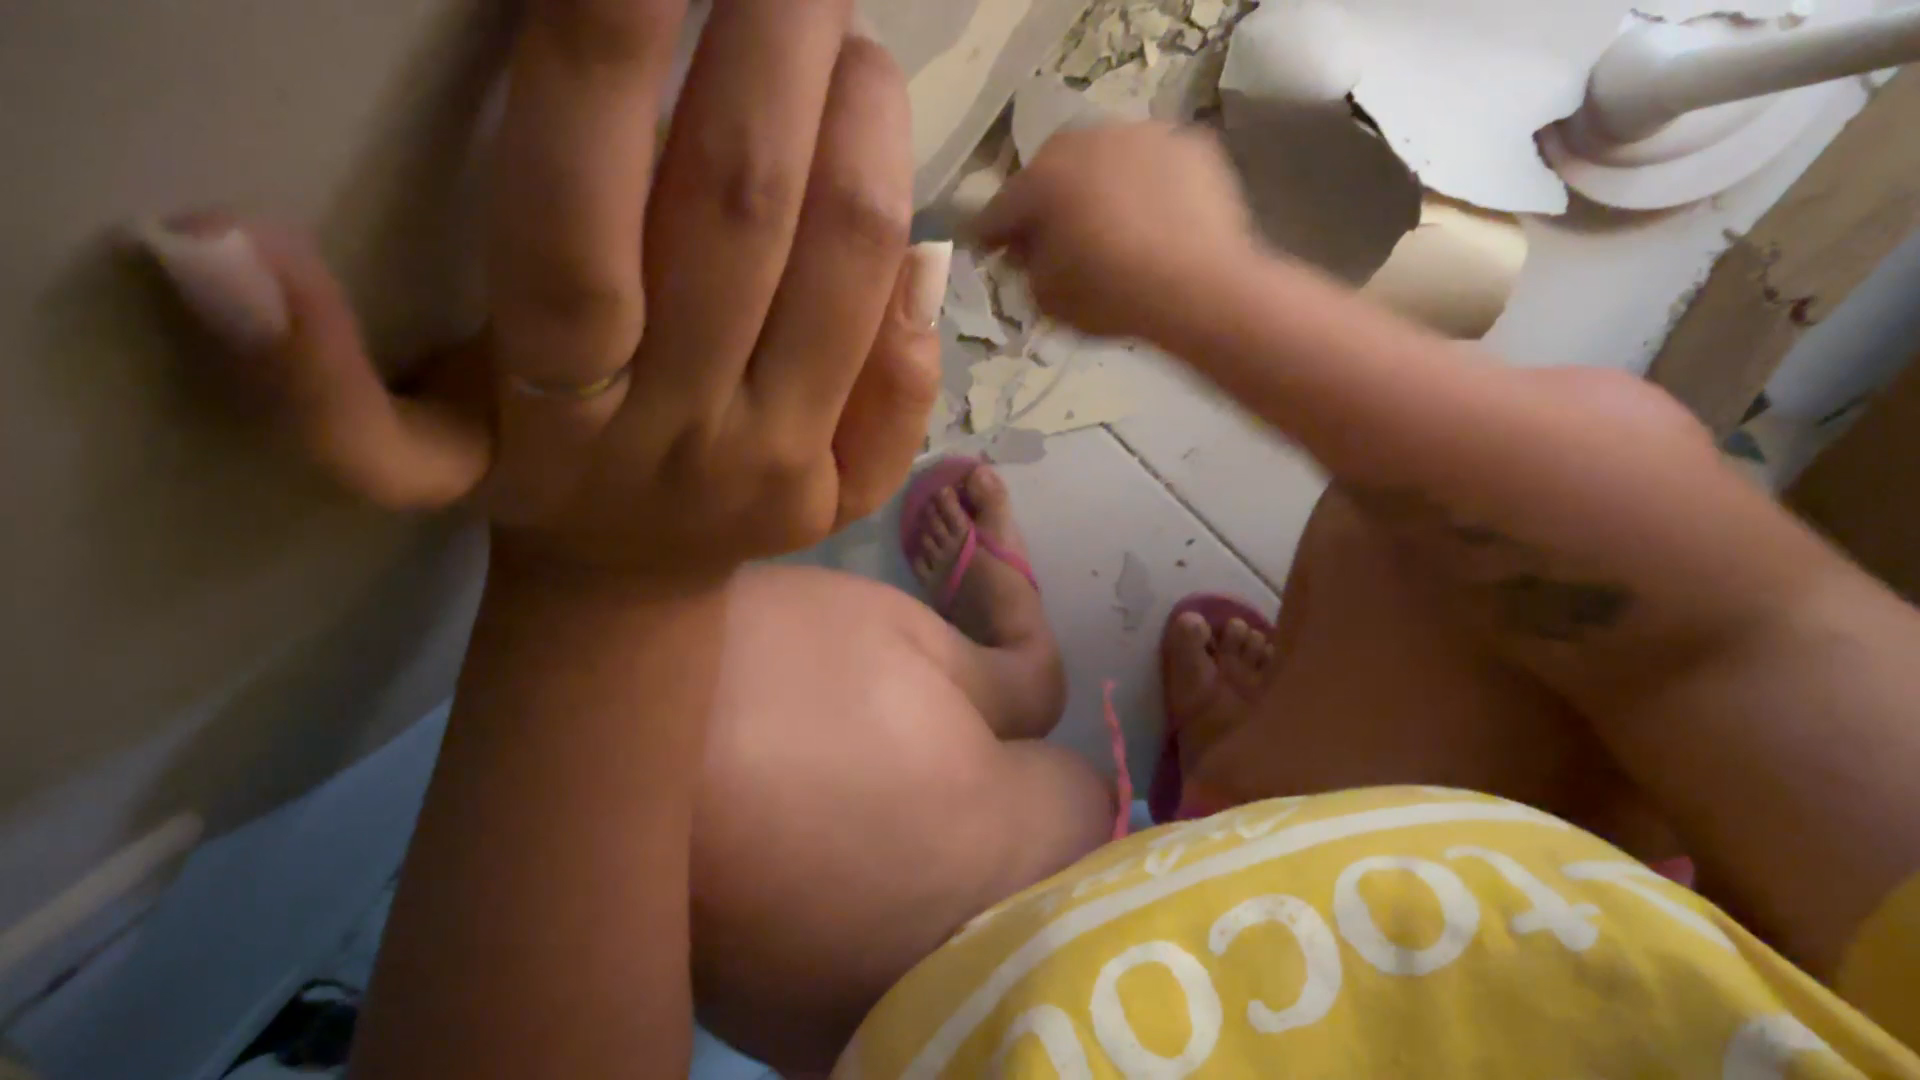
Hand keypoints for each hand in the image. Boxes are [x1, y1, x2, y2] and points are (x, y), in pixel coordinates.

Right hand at [139, 0, 945, 586]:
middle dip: (776, 53)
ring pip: (846, 269)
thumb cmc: (527, 484)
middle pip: (742, 212)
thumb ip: (307, 384)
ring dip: (868, 137)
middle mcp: (680, 428)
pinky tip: (909, 224)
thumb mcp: (397, 455)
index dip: (596, 55)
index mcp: (552, 408)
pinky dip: (916, 288)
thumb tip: (204, 240)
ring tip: (857, 57)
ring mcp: (782, 463)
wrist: (633, 585)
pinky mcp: (849, 489)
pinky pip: (907, 373)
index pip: (569, 217)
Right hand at [972, 121, 1259, 340]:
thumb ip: (1027, 266)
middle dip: (1050, 199)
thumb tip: (1027, 250)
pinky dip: (1146, 185)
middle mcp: (1087, 139)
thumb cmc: (1113, 296)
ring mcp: (1142, 134)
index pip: (1002, 206)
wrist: (1202, 288)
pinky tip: (1155, 218)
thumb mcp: (1048, 297)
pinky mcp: (1189, 143)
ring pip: (1106, 158)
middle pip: (1054, 169)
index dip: (993, 231)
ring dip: (1099, 185)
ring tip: (1112, 223)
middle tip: (1057, 234)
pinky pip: (1152, 164)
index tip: (993, 248)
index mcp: (1042, 178)